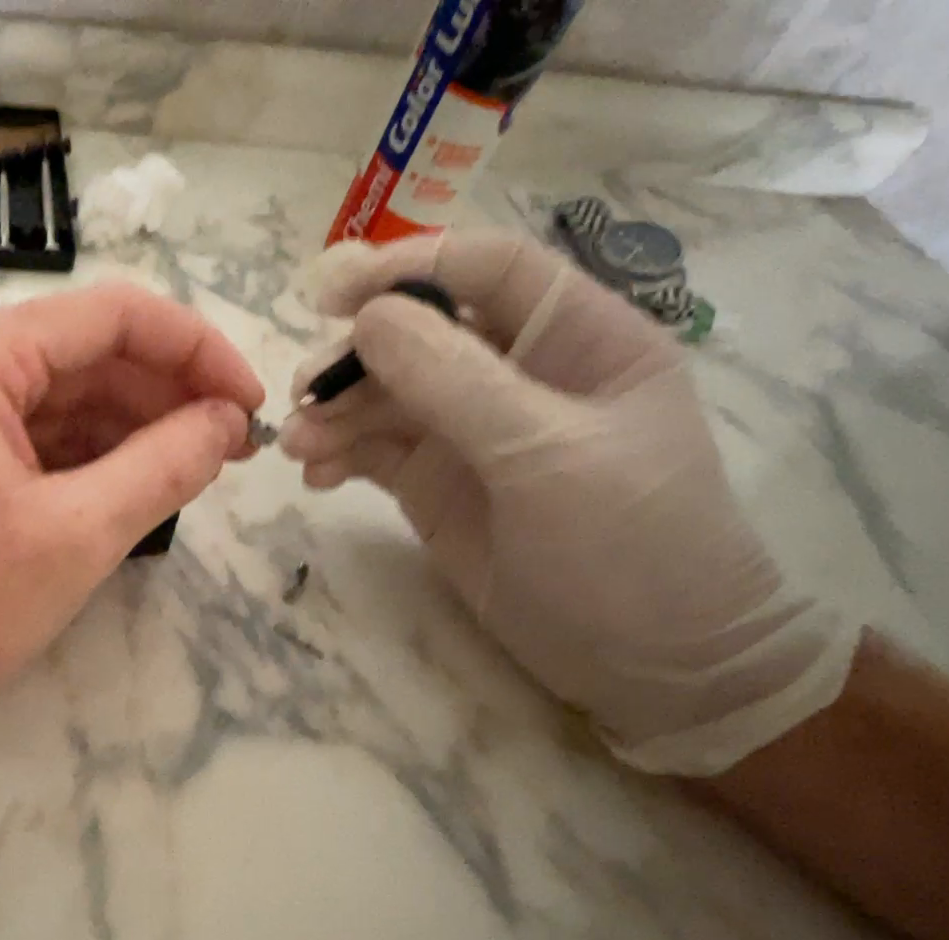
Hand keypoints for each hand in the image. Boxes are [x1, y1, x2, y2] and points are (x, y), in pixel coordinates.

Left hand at [0, 282, 262, 746]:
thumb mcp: (73, 536)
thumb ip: (162, 467)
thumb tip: (227, 423)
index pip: (114, 316)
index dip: (197, 351)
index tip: (251, 406)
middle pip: (89, 354)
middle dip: (168, 395)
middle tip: (233, 451)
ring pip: (66, 400)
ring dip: (135, 430)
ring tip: (196, 474)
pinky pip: (37, 440)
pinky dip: (92, 460)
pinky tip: (135, 490)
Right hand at [279, 230, 858, 774]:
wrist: (646, 662)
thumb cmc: (629, 545)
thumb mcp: (547, 455)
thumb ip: (457, 382)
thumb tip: (368, 316)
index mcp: (576, 338)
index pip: (486, 270)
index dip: (409, 267)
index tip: (330, 291)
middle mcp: (516, 373)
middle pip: (416, 333)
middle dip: (355, 358)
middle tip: (305, 394)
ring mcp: (469, 430)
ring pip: (383, 393)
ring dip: (335, 412)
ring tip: (302, 447)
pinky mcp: (433, 481)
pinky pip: (372, 448)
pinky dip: (338, 454)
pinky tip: (316, 476)